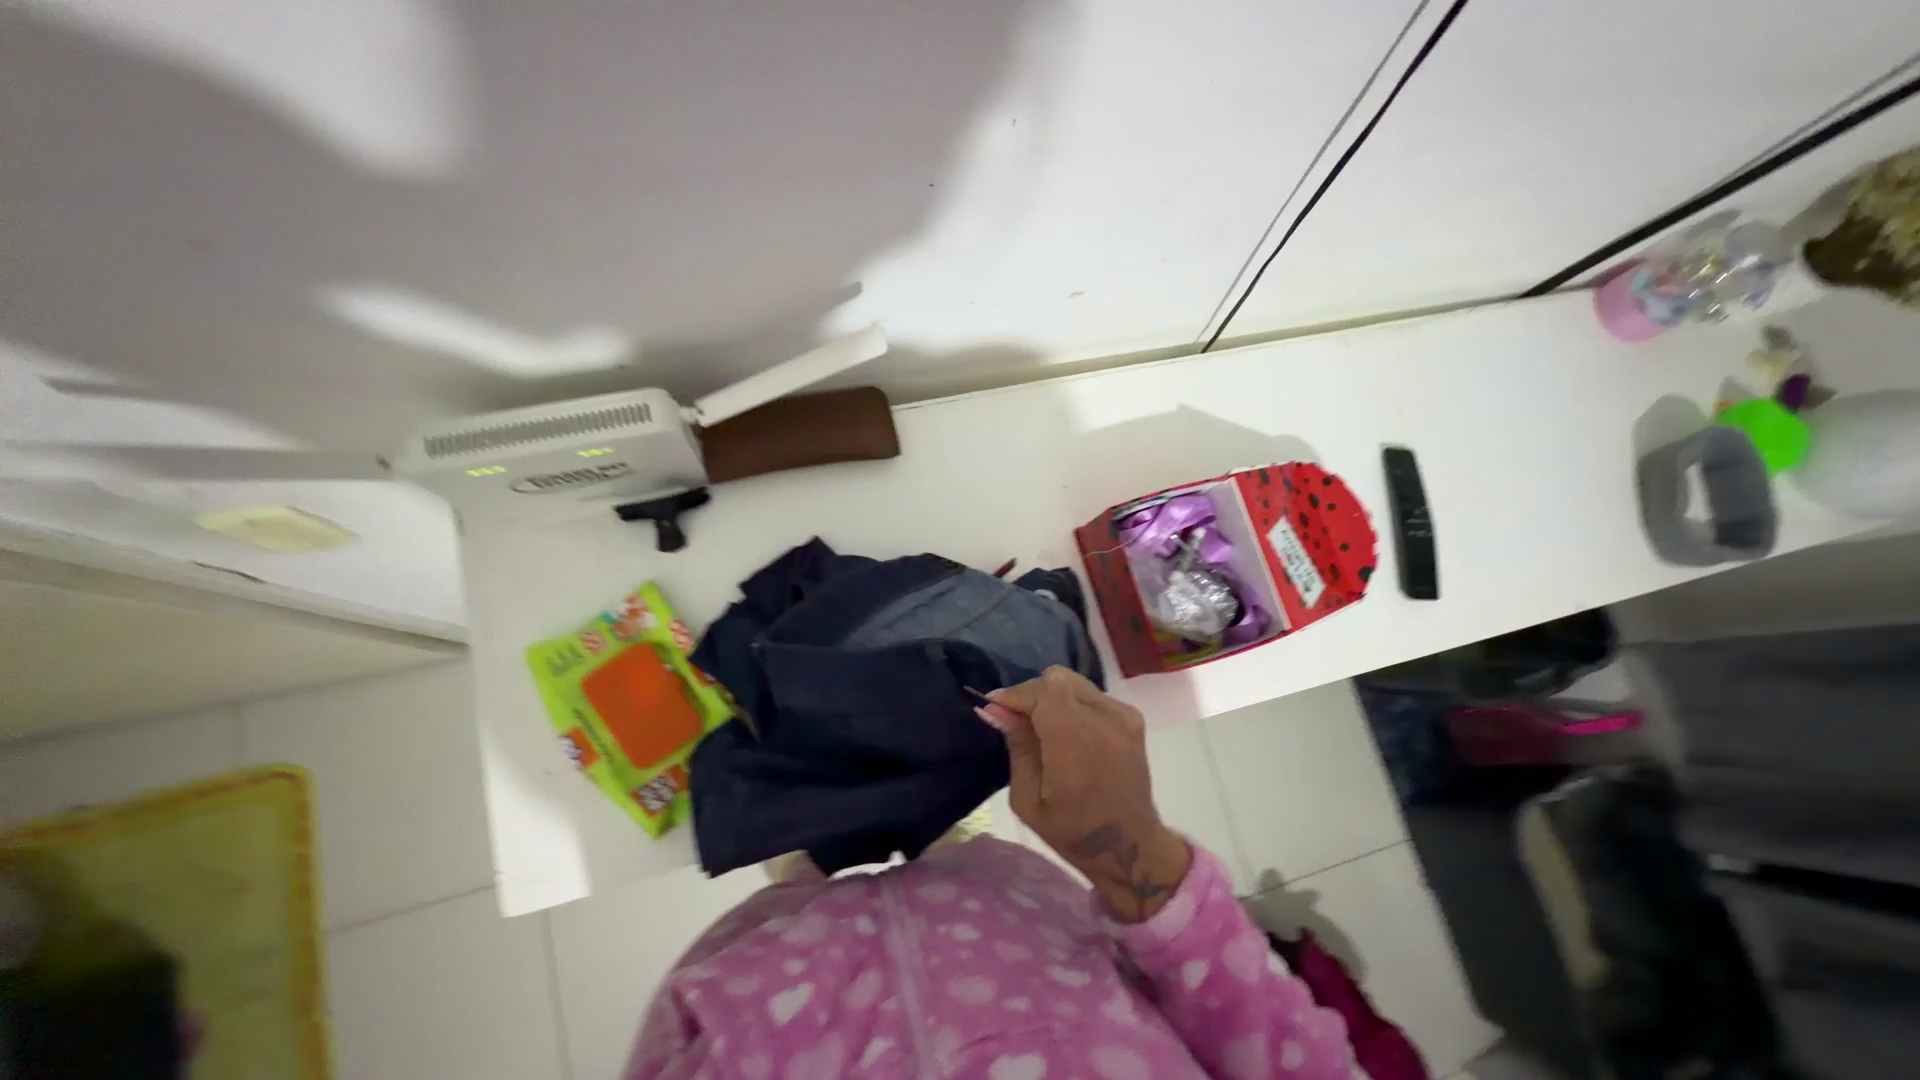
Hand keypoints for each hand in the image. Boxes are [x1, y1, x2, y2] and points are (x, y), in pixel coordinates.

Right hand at [977, 667, 1191, 920]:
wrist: (1129, 844)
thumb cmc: (1072, 830)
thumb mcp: (1028, 799)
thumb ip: (1017, 746)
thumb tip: (995, 709)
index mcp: (1076, 745)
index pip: (1044, 691)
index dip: (1015, 694)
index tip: (995, 708)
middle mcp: (1104, 721)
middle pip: (1058, 679)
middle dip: (1031, 693)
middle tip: (1016, 719)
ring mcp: (1123, 716)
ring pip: (1074, 682)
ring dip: (1051, 697)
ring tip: (1041, 726)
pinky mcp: (1132, 717)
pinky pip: (1091, 694)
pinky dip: (1071, 703)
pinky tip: (1066, 730)